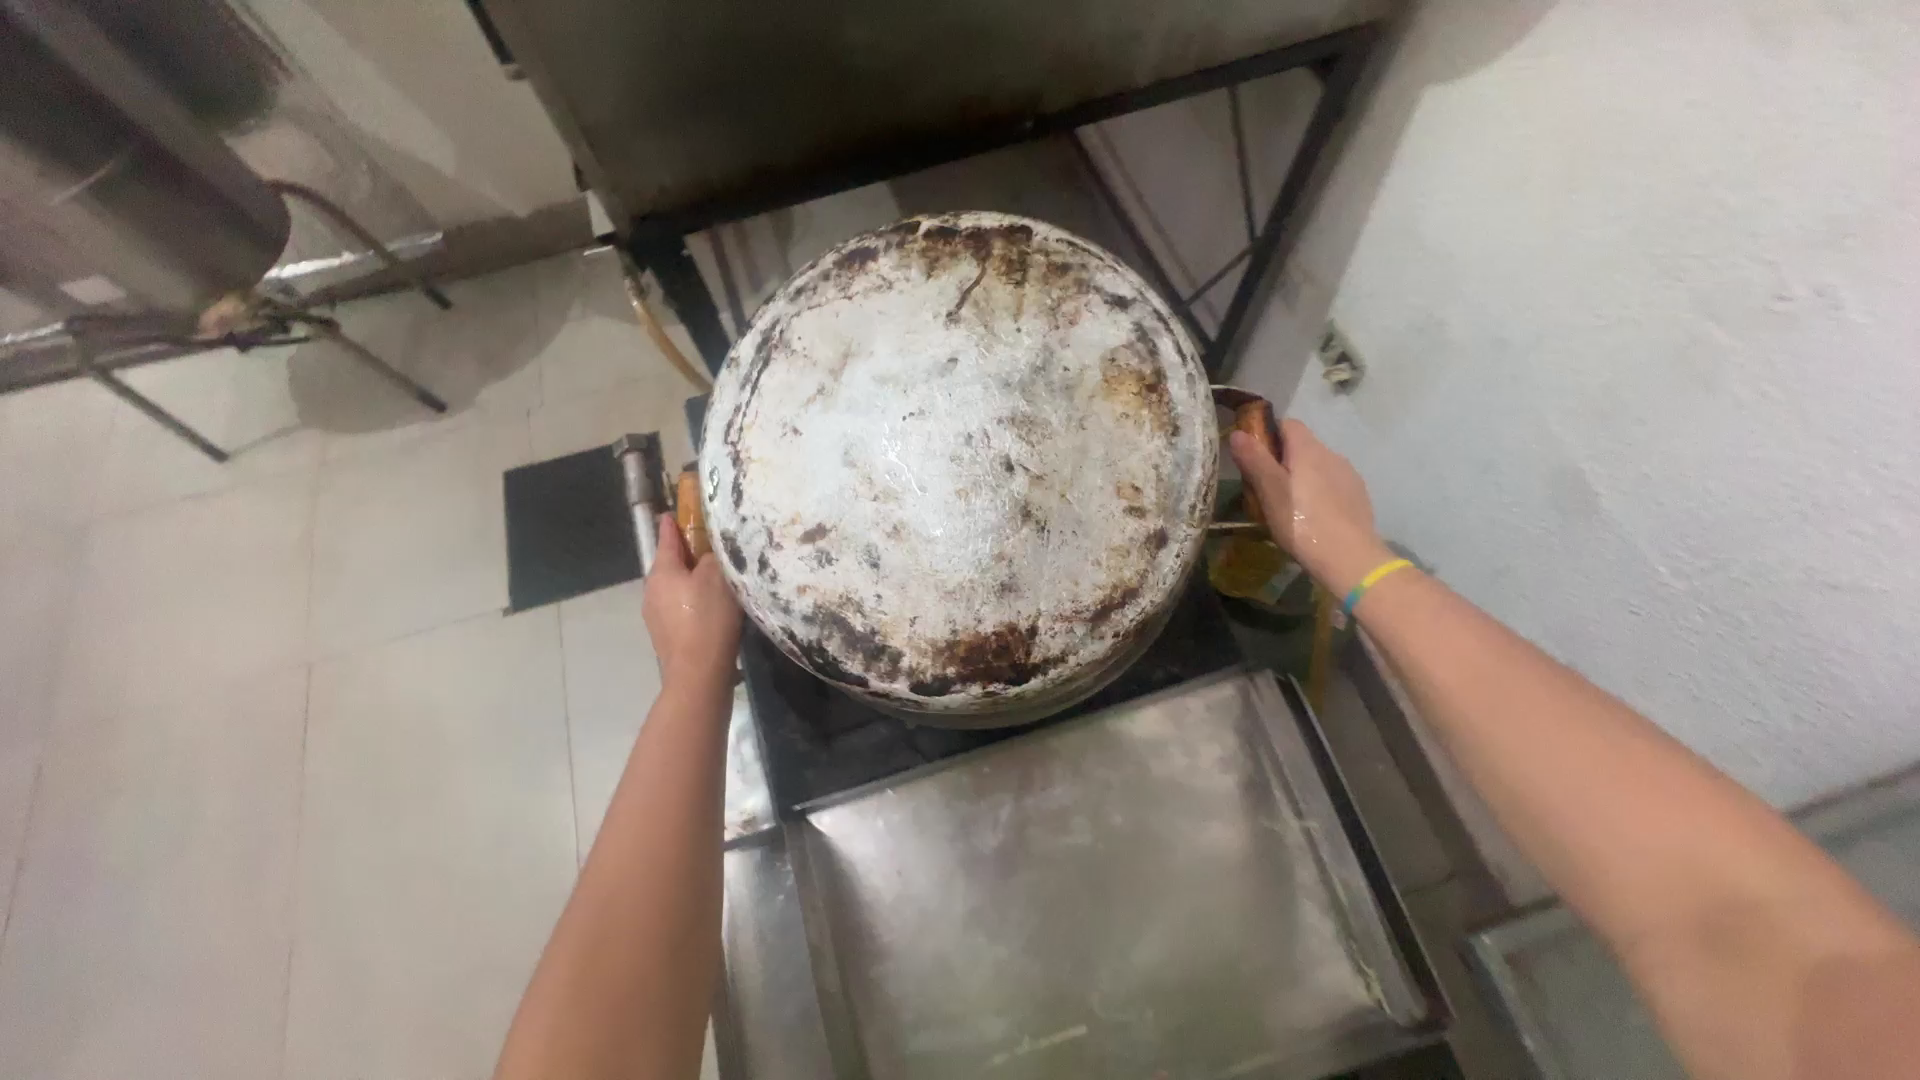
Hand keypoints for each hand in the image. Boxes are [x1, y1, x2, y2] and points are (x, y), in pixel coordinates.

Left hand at [643, 516, 741, 685]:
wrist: (698, 673)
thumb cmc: (708, 619)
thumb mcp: (718, 577)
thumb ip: (713, 556)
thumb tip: (709, 550)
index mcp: (662, 571)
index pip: (666, 537)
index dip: (674, 522)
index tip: (677, 510)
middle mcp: (651, 589)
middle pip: (670, 563)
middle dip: (687, 555)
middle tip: (712, 549)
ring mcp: (655, 615)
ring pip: (674, 586)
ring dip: (690, 581)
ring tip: (715, 581)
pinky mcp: (665, 635)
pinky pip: (678, 607)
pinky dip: (691, 601)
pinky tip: (710, 609)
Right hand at [1229, 420, 1393, 595]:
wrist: (1348, 557)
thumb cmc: (1300, 521)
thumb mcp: (1269, 491)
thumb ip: (1254, 459)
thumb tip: (1238, 433)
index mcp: (1308, 449)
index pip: (1287, 424)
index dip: (1268, 434)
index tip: (1254, 456)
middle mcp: (1332, 454)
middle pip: (1302, 446)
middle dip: (1283, 460)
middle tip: (1265, 488)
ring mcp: (1348, 475)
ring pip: (1318, 467)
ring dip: (1302, 477)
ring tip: (1289, 506)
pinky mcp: (1358, 496)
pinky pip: (1332, 485)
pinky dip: (1319, 493)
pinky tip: (1312, 517)